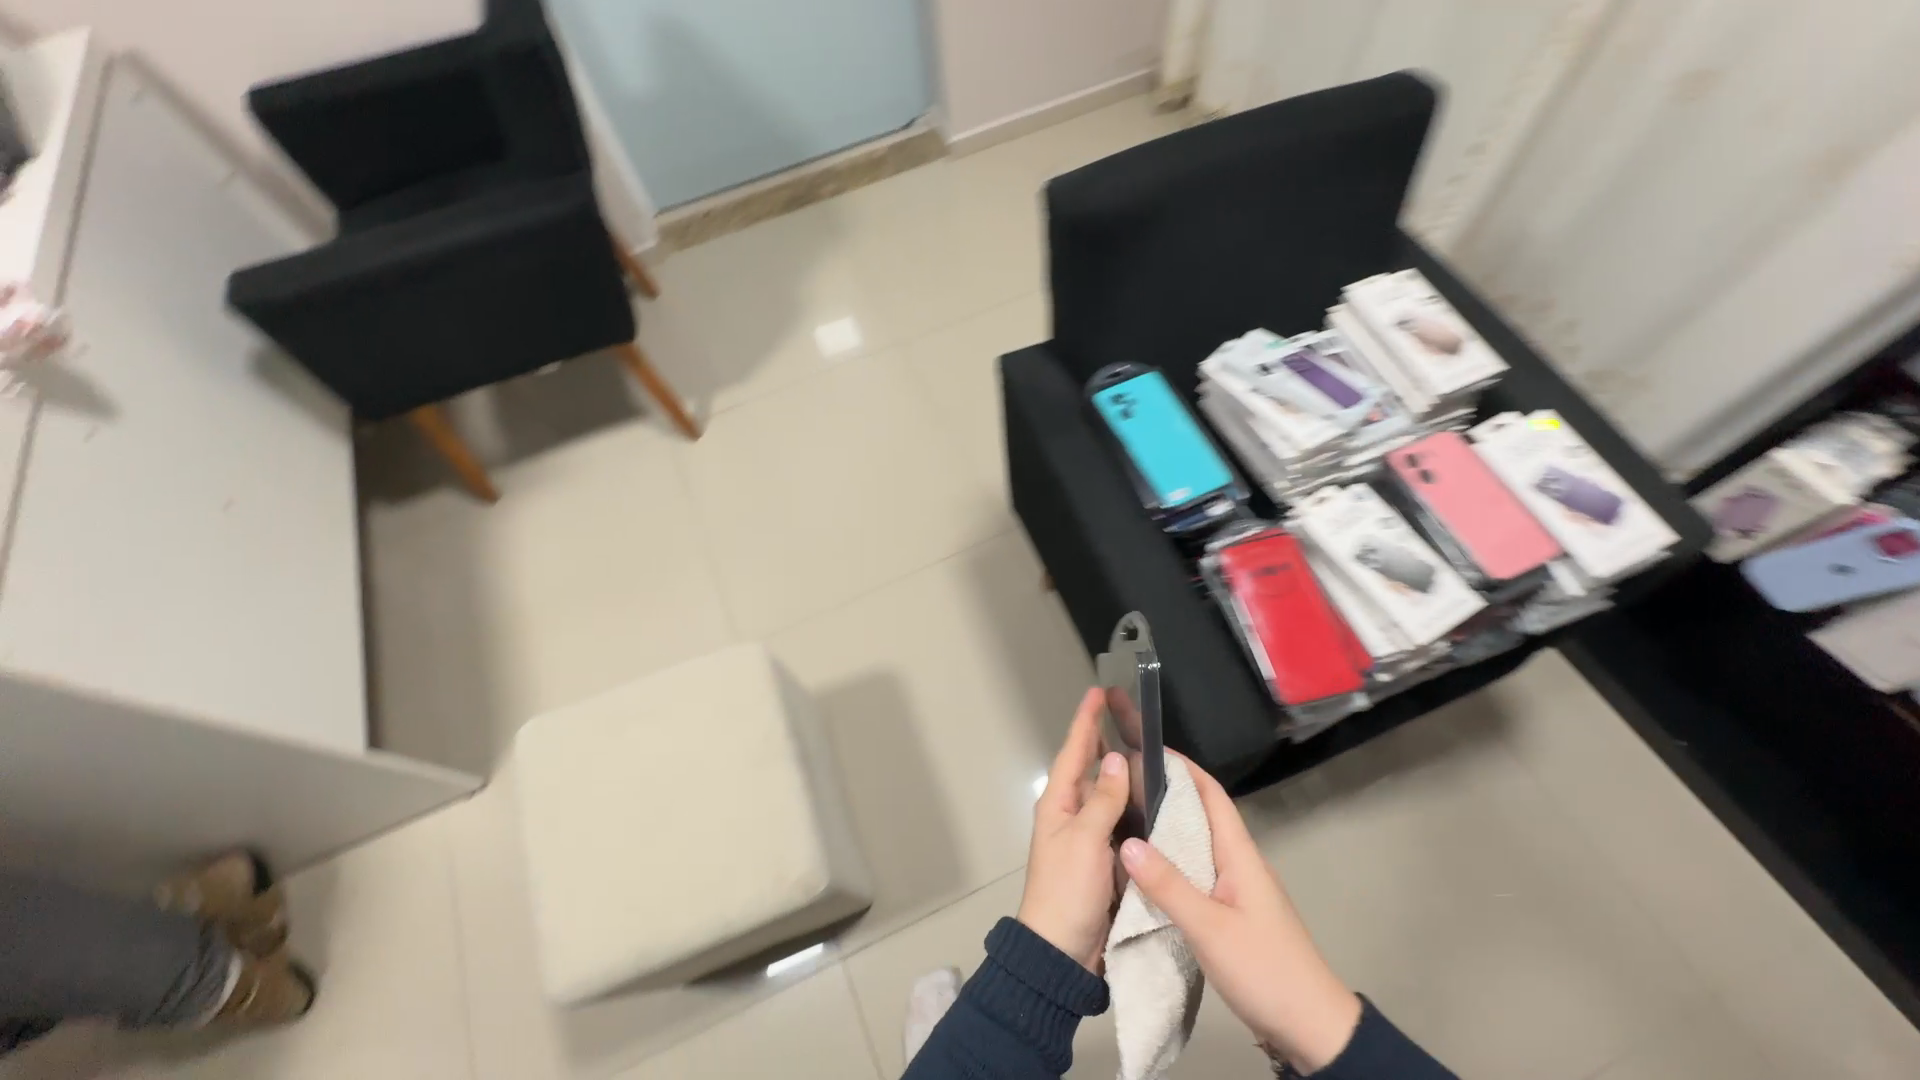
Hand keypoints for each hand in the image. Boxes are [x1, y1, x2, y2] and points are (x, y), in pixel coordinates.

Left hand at [1017, 688, 1131, 972]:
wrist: (1061, 952)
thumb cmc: (1067, 890)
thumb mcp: (1085, 841)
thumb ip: (1102, 800)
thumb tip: (1113, 759)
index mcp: (1059, 804)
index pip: (1074, 752)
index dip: (1086, 721)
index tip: (1098, 692)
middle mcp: (1071, 814)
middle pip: (1089, 768)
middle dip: (1105, 740)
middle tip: (1129, 714)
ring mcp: (1088, 838)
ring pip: (1107, 794)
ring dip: (1123, 772)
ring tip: (1148, 748)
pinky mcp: (1104, 860)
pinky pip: (1120, 822)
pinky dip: (1133, 806)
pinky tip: (1154, 798)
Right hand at [1119, 757, 1361, 1072]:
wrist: (1312, 1027)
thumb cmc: (1264, 968)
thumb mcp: (1209, 927)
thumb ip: (1168, 885)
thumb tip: (1128, 840)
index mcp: (1240, 856)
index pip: (1212, 796)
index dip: (1184, 768)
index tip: (1148, 747)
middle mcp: (1240, 864)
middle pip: (1203, 815)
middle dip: (1168, 793)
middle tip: (1124, 782)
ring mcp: (1238, 891)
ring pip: (1198, 845)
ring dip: (1167, 827)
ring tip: (1126, 818)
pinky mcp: (1233, 915)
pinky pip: (1197, 873)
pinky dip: (1172, 862)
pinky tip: (1147, 871)